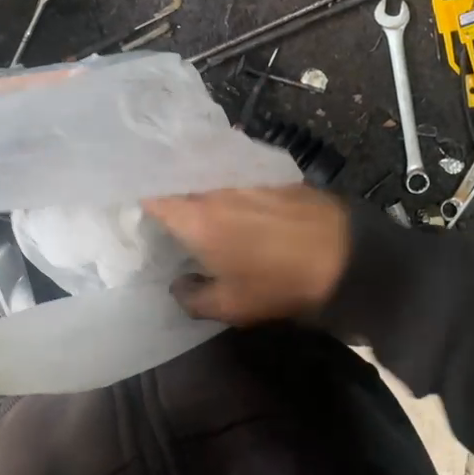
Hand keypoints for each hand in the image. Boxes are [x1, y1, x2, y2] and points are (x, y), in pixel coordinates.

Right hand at [143, 186, 351, 325]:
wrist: (343, 252)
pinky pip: (233, 168)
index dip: (138, 197)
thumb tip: (178, 285)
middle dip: (163, 184)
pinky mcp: (268, 171)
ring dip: (193, 178)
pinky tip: (228, 193)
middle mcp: (214, 187)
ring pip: (205, 169)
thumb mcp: (232, 306)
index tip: (130, 207)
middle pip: (177, 176)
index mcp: (196, 217)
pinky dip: (222, 177)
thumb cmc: (280, 281)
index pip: (152, 195)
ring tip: (188, 194)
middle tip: (155, 200)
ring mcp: (243, 174)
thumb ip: (194, 298)